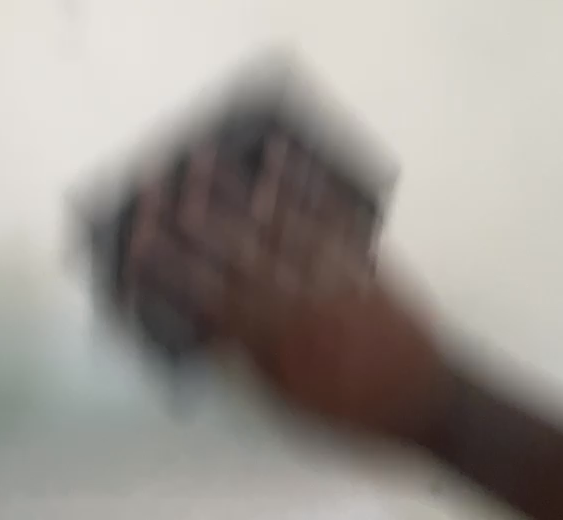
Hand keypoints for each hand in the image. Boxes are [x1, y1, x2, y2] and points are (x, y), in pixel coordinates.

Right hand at [126, 149, 453, 444]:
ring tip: (204, 155)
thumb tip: (202, 320)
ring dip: (233, 186)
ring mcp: (324, 268)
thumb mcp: (284, 400)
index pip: (201, 295)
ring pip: (268, 220)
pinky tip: (279, 152)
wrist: (429, 400)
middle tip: (154, 185)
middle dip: (184, 216)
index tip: (134, 240)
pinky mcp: (353, 251)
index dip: (163, 268)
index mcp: (270, 338)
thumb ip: (241, 356)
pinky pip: (323, 209)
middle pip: (227, 248)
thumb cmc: (350, 410)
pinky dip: (298, 179)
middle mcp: (291, 296)